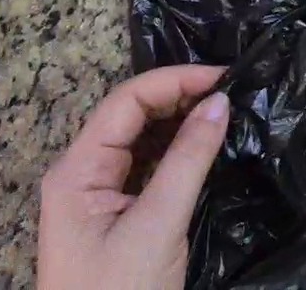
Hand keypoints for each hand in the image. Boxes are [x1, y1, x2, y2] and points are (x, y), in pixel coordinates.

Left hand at [38, 65, 229, 289]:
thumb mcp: (158, 225)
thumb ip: (189, 158)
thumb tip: (220, 101)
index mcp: (77, 170)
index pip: (127, 100)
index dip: (176, 80)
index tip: (224, 79)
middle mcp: (79, 172)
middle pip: (130, 112)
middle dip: (179, 94)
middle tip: (229, 93)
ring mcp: (93, 194)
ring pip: (139, 135)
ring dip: (178, 118)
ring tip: (221, 111)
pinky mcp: (111, 214)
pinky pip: (143, 162)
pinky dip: (174, 146)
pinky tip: (202, 143)